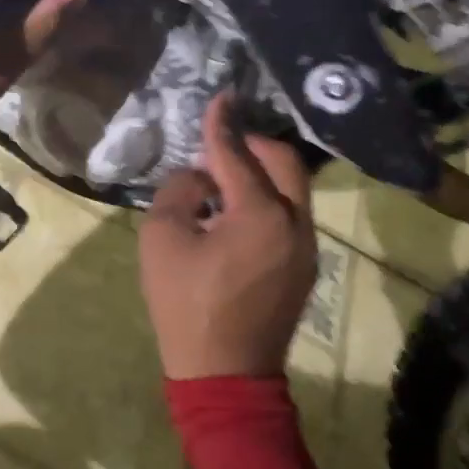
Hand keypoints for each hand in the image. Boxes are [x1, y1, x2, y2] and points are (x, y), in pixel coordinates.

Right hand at [138, 95, 318, 379]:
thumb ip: (180, 190)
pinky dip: (266, 196)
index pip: (238, 154)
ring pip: (292, 188)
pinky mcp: (303, 266)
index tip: (220, 96)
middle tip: (219, 139)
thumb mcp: (162, 236)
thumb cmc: (185, 301)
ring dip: (261, 171)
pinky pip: (290, 213)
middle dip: (252, 143)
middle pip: (284, 162)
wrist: (224, 372)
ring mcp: (306, 248)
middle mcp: (295, 224)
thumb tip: (199, 177)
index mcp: (260, 214)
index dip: (222, 123)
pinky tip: (233, 207)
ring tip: (222, 173)